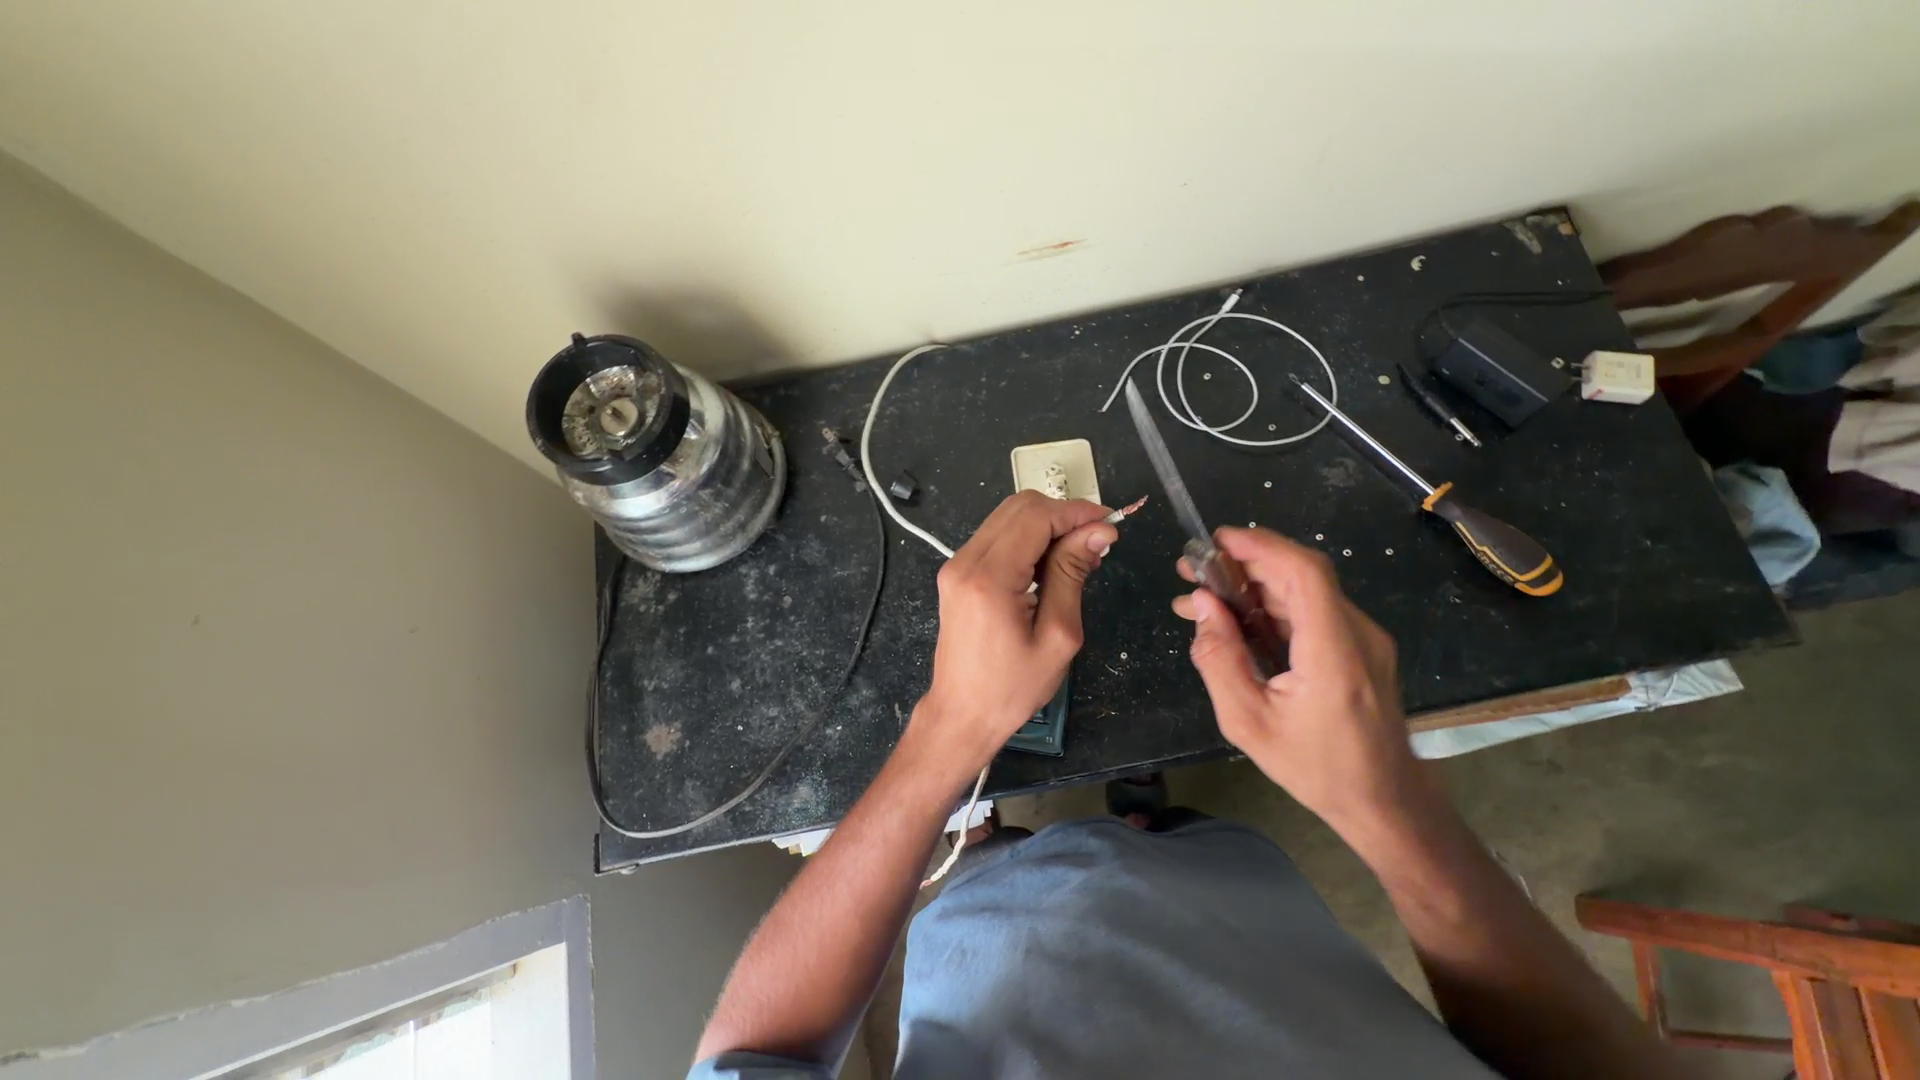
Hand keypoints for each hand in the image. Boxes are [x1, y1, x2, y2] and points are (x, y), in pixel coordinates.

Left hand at [914, 491, 1116, 771]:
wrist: (962, 713)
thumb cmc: (1013, 687)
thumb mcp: (1058, 635)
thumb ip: (1073, 574)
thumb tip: (1099, 531)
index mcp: (989, 578)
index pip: (1036, 516)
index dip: (1077, 513)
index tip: (1111, 527)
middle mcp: (965, 561)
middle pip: (1019, 507)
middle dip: (1063, 515)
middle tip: (1095, 545)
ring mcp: (956, 564)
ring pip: (1007, 516)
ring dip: (1046, 526)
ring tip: (1077, 558)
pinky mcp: (957, 572)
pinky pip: (996, 536)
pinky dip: (1027, 539)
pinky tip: (1049, 567)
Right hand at [1172, 527, 1428, 833]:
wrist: (1385, 801)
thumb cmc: (1315, 768)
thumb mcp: (1248, 723)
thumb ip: (1220, 660)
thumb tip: (1203, 606)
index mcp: (1333, 652)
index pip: (1303, 573)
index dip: (1260, 547)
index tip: (1215, 542)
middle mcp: (1357, 633)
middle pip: (1302, 574)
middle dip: (1245, 562)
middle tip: (1193, 570)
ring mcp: (1364, 639)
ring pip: (1307, 590)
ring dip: (1254, 584)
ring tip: (1204, 597)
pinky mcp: (1361, 648)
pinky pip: (1314, 611)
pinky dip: (1273, 605)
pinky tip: (1239, 620)